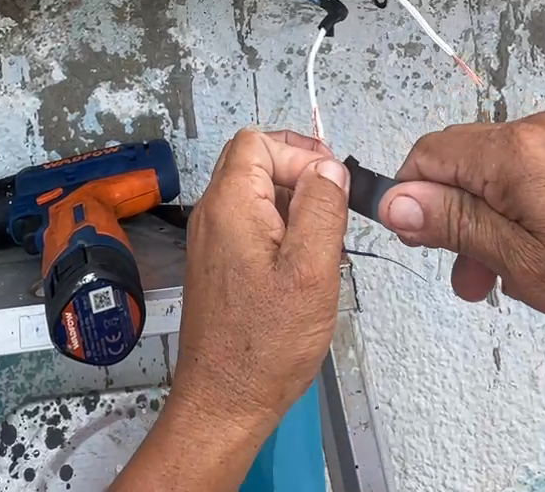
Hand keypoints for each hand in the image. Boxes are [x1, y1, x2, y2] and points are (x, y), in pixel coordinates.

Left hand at [174, 128, 350, 433]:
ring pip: (253, 189)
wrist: (224, 401)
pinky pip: (249, 219)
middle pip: (252, 159)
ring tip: (324, 236)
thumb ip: (322, 208)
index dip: (299, 153)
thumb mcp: (310, 269)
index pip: (259, 142)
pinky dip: (280, 224)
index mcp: (231, 203)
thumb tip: (329, 167)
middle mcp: (212, 212)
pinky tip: (305, 259)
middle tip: (333, 200)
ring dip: (292, 199)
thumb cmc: (266, 343)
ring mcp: (211, 236)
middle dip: (297, 170)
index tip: (333, 186)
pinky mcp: (218, 260)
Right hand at [379, 112, 544, 357]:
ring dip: (486, 220)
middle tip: (469, 280)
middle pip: (462, 161)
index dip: (410, 197)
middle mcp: (539, 130)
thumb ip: (452, 224)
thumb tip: (392, 201)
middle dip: (452, 216)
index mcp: (514, 149)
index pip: (428, 153)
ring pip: (498, 173)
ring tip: (506, 281)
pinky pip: (532, 175)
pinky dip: (520, 212)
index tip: (420, 244)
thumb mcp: (524, 263)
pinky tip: (543, 257)